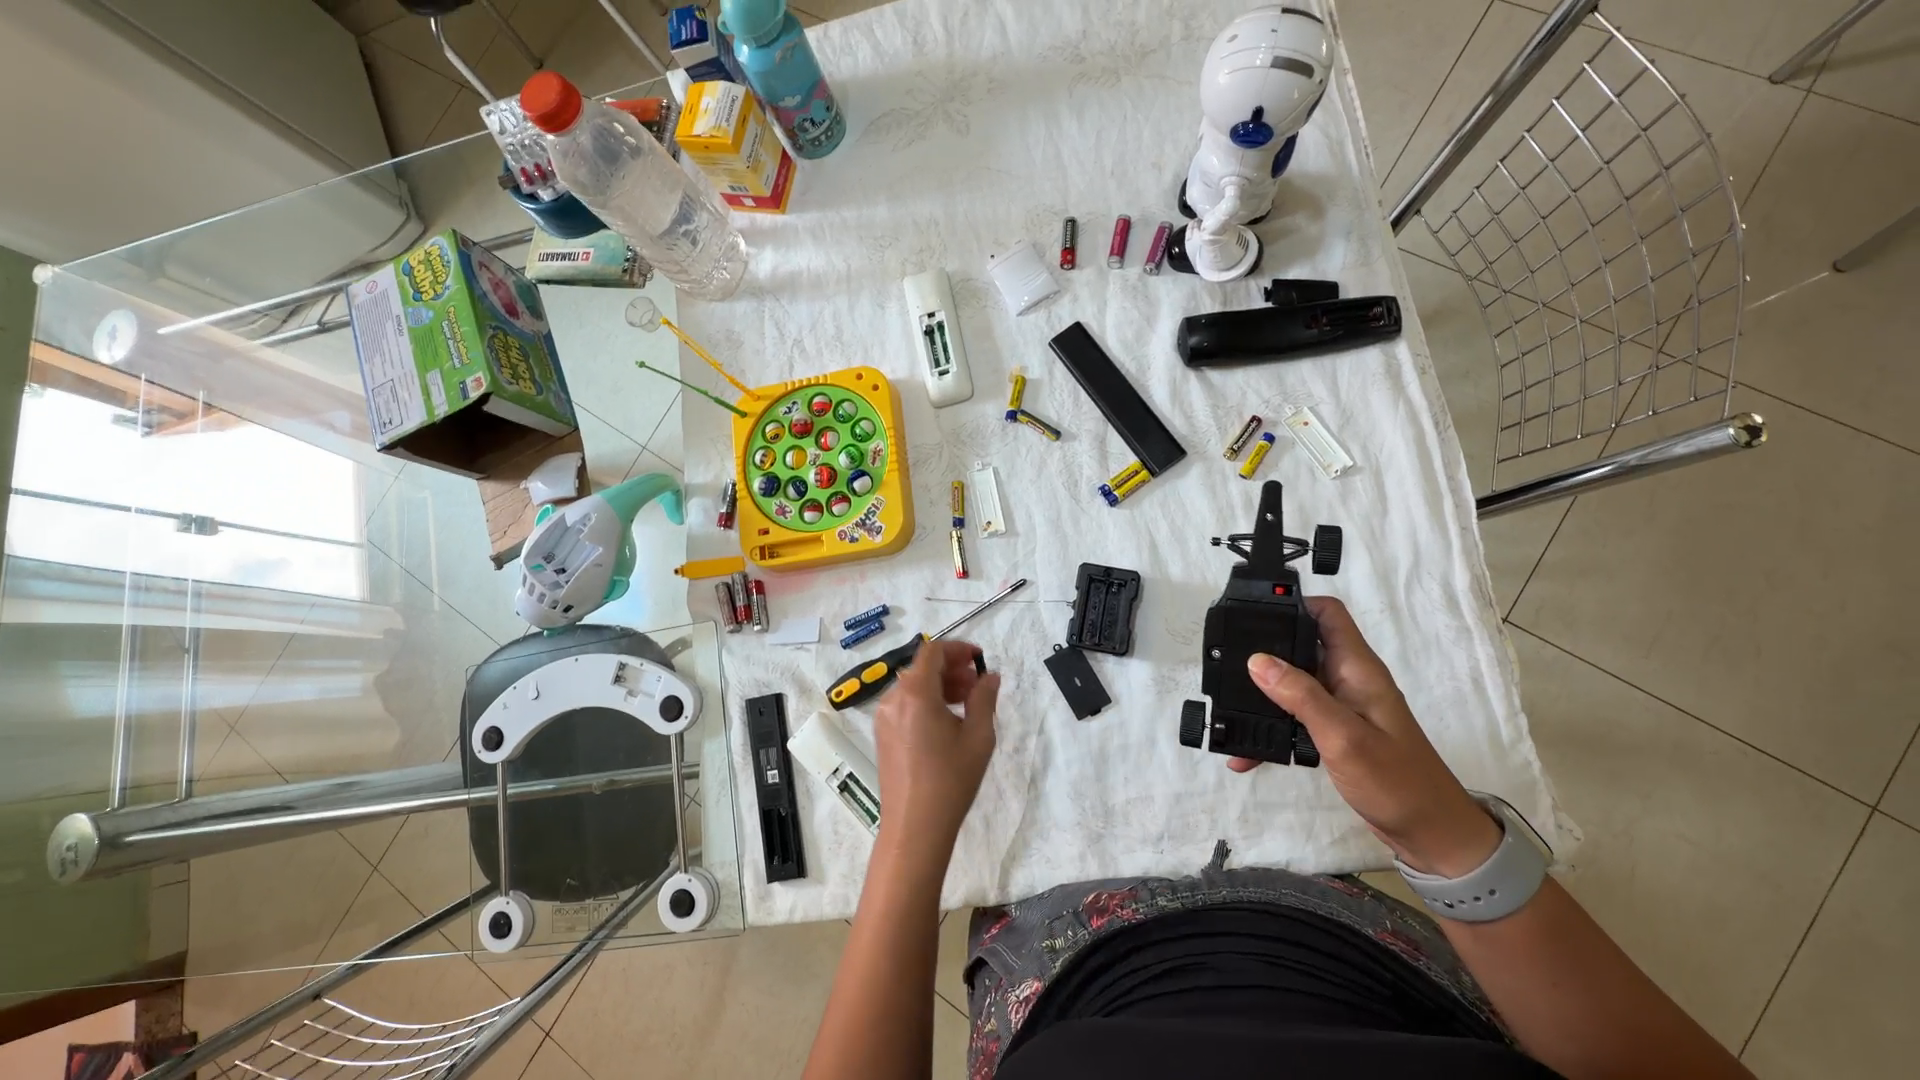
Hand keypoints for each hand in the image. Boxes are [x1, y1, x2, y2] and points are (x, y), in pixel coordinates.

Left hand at [870, 639, 1000, 850]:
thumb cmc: (951, 780)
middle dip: (951, 669)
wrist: (915, 826)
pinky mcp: (882, 735)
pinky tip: (946, 722)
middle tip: (977, 684)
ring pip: (912, 686)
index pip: (933, 652)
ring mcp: (884, 718)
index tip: (979, 659)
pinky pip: (905, 705)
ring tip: (966, 703)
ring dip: (939, 685)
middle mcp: (893, 699)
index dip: (958, 648)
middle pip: (921, 668)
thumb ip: (984, 699)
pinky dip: (926, 702)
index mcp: (915, 694)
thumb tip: (989, 677)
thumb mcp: (979, 737)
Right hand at [1235, 596, 1500, 877]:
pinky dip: (1271, 730)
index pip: (1327, 614)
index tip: (1251, 612)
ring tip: (1227, 707)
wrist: (1430, 834)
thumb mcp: (1343, 736)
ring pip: (1293, 685)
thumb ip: (1301, 696)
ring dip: (1263, 696)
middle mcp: (1349, 680)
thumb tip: (1257, 660)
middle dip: (1264, 651)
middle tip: (1225, 662)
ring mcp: (1343, 708)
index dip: (1293, 604)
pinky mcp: (1336, 734)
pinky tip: (1246, 751)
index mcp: (1358, 669)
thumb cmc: (1395, 781)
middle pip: (1302, 647)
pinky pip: (1294, 719)